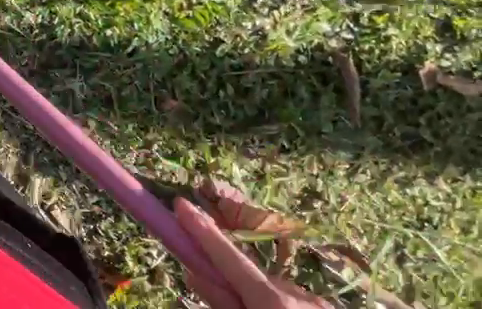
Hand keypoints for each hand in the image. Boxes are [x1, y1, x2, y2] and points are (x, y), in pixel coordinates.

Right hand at [174, 198, 329, 308]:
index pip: (231, 259)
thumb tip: (195, 275)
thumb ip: (223, 304)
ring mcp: (323, 307)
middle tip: (217, 295)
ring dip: (262, 301)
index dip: (204, 232)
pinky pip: (299, 305)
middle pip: (255, 279)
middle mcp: (303, 299)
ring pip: (279, 293)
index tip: (182, 205)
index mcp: (275, 304)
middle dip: (235, 284)